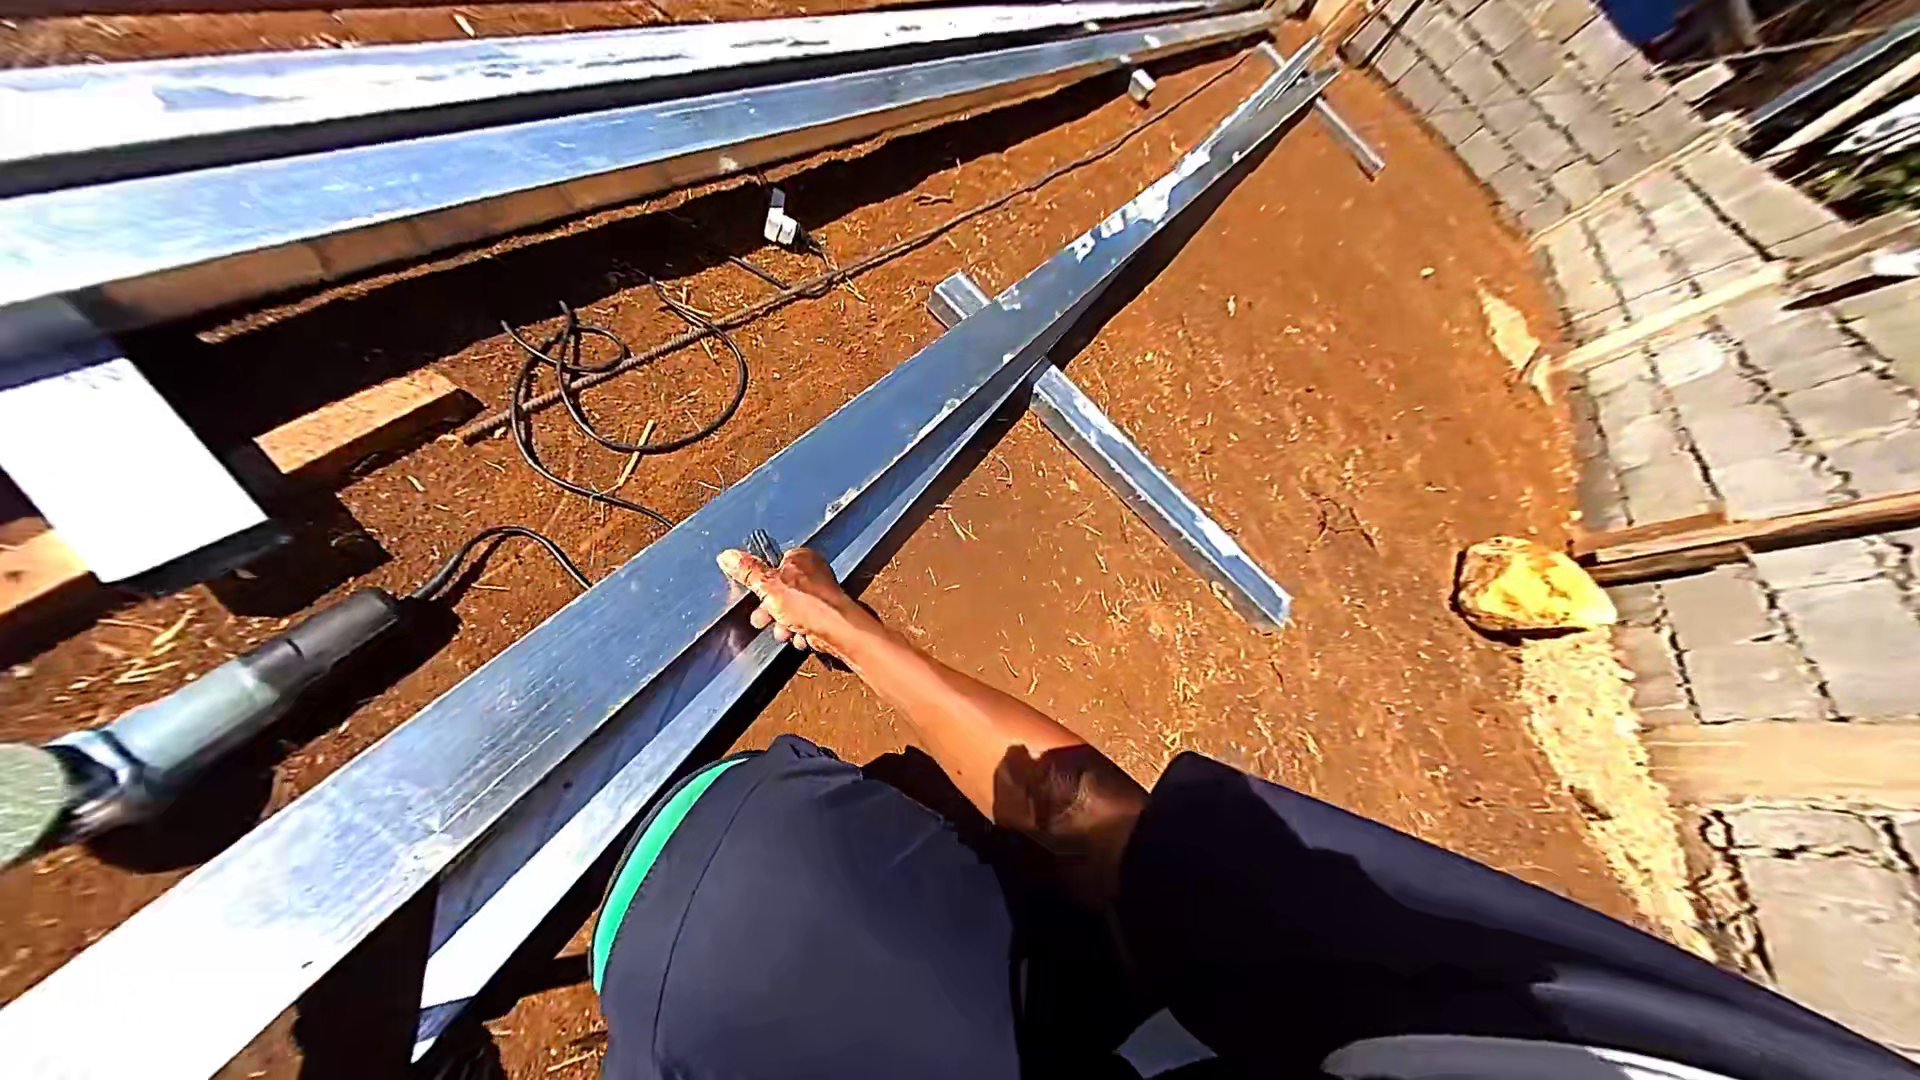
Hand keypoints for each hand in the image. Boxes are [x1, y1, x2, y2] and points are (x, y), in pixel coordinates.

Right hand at [717, 547, 883, 660]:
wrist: (836, 629)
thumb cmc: (808, 603)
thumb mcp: (767, 585)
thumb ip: (748, 571)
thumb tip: (727, 555)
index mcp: (802, 558)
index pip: (774, 566)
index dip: (762, 584)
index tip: (755, 595)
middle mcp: (814, 574)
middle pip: (781, 592)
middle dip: (770, 610)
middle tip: (764, 619)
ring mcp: (821, 595)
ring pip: (792, 611)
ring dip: (783, 624)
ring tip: (783, 632)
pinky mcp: (826, 615)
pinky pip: (805, 623)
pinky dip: (799, 632)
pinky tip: (798, 636)